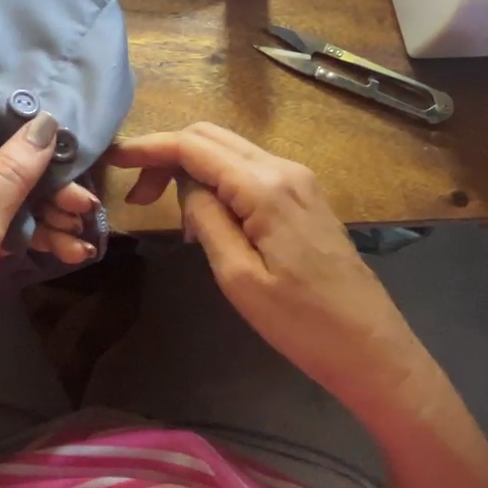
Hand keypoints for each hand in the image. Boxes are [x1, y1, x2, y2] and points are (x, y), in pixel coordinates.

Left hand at [0, 113, 98, 426]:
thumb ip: (7, 180)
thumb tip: (44, 124)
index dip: (23, 142)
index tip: (66, 140)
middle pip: (6, 181)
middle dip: (48, 189)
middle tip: (84, 202)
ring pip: (19, 211)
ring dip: (54, 218)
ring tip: (86, 228)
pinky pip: (21, 238)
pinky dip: (48, 242)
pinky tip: (76, 250)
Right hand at [106, 123, 425, 400]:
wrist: (374, 351)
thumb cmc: (302, 323)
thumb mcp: (238, 276)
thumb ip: (205, 218)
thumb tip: (186, 186)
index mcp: (265, 186)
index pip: (193, 145)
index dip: (148, 147)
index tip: (113, 158)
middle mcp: (283, 168)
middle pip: (209, 136)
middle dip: (166, 153)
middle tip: (138, 194)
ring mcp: (298, 179)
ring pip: (227, 149)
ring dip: (189, 166)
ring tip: (164, 208)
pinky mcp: (304, 196)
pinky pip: (246, 169)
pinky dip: (215, 178)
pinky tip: (203, 215)